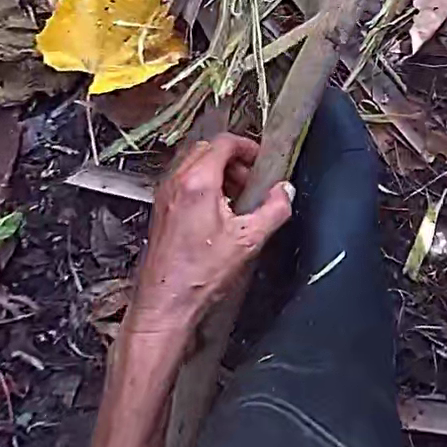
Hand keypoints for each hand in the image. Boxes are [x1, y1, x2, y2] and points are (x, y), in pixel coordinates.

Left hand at [128, 133, 292, 340]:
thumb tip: (285, 192)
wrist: (165, 304)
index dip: (247, 146)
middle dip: (233, 159)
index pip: (224, 142)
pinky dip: (203, 183)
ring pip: (194, 163)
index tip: (260, 161)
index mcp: (198, 182)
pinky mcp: (161, 209)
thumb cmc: (198, 275)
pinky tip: (218, 211)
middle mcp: (177, 182)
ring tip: (237, 195)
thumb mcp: (248, 240)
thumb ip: (274, 210)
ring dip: (218, 170)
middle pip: (208, 148)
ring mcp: (166, 195)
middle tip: (250, 179)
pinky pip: (184, 180)